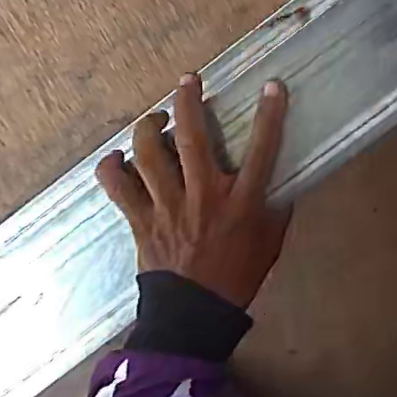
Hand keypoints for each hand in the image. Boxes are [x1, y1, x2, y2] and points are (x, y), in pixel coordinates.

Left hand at [96, 73, 291, 308]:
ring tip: (157, 118)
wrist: (195, 316)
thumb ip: (278, 206)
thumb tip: (284, 175)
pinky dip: (112, 168)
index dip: (270, 115)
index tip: (273, 86)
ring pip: (149, 154)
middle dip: (189, 102)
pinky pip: (118, 187)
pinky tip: (116, 158)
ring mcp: (168, 207)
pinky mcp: (141, 220)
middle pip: (193, 138)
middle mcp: (203, 197)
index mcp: (241, 203)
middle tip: (188, 80)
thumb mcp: (271, 240)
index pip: (262, 150)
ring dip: (149, 127)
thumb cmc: (238, 276)